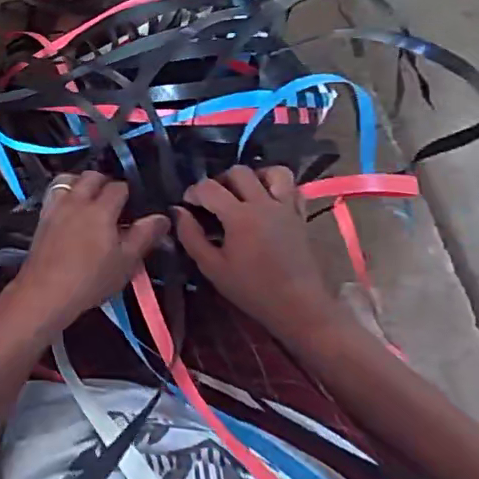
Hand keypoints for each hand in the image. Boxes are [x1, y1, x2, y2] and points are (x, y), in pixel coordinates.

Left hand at [0, 172, 169, 330]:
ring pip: (69, 180)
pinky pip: (53, 193)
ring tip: (90, 200)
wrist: (46, 292)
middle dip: (106, 182)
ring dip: (81, 183)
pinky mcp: (42, 217)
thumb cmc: (90, 279)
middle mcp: (76, 201)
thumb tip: (161, 217)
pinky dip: (64, 194)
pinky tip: (70, 210)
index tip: (135, 206)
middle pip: (92, 176)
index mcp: (100, 209)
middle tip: (115, 202)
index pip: (119, 187)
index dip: (130, 193)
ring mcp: (56, 207)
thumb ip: (144, 235)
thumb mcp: (126, 262)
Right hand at [174, 166, 341, 338]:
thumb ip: (191, 236)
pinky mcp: (301, 216)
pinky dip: (278, 187)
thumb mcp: (211, 267)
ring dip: (254, 176)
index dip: (193, 192)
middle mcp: (264, 204)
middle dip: (220, 181)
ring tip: (244, 193)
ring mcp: (287, 208)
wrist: (299, 306)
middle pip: (239, 172)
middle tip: (213, 200)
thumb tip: (178, 212)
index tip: (187, 205)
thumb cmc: (252, 289)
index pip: (209, 187)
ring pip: (273, 172)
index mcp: (239, 216)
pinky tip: (267, 202)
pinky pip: (293, 188)